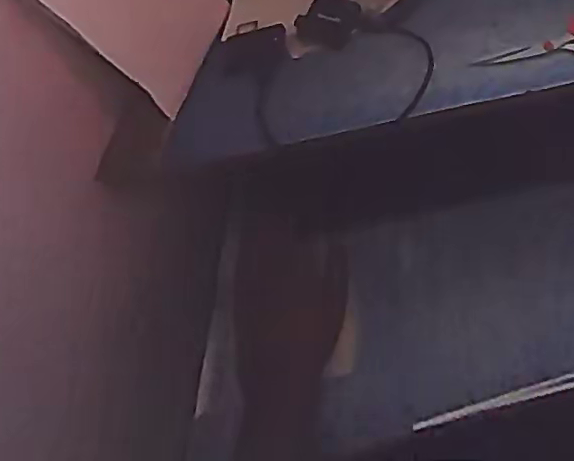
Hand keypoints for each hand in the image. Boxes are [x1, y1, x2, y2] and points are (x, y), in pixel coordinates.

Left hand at [232, 204, 346, 459]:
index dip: (289, 206)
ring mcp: (248, 283)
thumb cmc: (312, 344)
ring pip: (249, 243)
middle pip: (265, 229)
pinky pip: (239, 263)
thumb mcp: (335, 307)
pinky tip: (246, 240)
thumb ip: (336, 271)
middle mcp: (267, 270)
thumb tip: (336, 243)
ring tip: (258, 205)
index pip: (289, 226)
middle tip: (273, 190)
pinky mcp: (237, 298)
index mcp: (293, 268)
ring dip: (254, 222)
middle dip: (269, 208)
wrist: (278, 383)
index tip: (294, 191)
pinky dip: (243, 247)